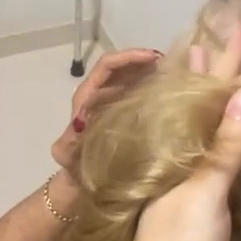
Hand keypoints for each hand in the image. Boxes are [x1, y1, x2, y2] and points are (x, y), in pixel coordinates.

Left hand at [51, 49, 161, 168]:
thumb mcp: (67, 153)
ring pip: (130, 76)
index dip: (127, 57)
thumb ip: (70, 138)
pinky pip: (137, 92)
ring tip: (173, 71)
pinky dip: (151, 86)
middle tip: (170, 62)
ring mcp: (112, 102)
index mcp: (85, 98)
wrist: (78, 182)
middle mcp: (99, 94)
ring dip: (149, 70)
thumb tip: (80, 122)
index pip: (106, 67)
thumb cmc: (73, 167)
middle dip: (142, 60)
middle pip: (120, 67)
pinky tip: (168, 89)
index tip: (152, 57)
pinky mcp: (124, 112)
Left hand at [109, 21, 240, 240]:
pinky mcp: (185, 199)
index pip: (207, 96)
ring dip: (207, 92)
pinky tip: (210, 124)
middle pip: (198, 103)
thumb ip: (224, 148)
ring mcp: (178, 177)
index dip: (229, 65)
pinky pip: (198, 148)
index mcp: (175, 147)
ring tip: (206, 58)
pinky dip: (209, 128)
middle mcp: (174, 156)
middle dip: (217, 70)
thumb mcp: (204, 197)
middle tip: (225, 32)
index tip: (240, 28)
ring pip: (194, 123)